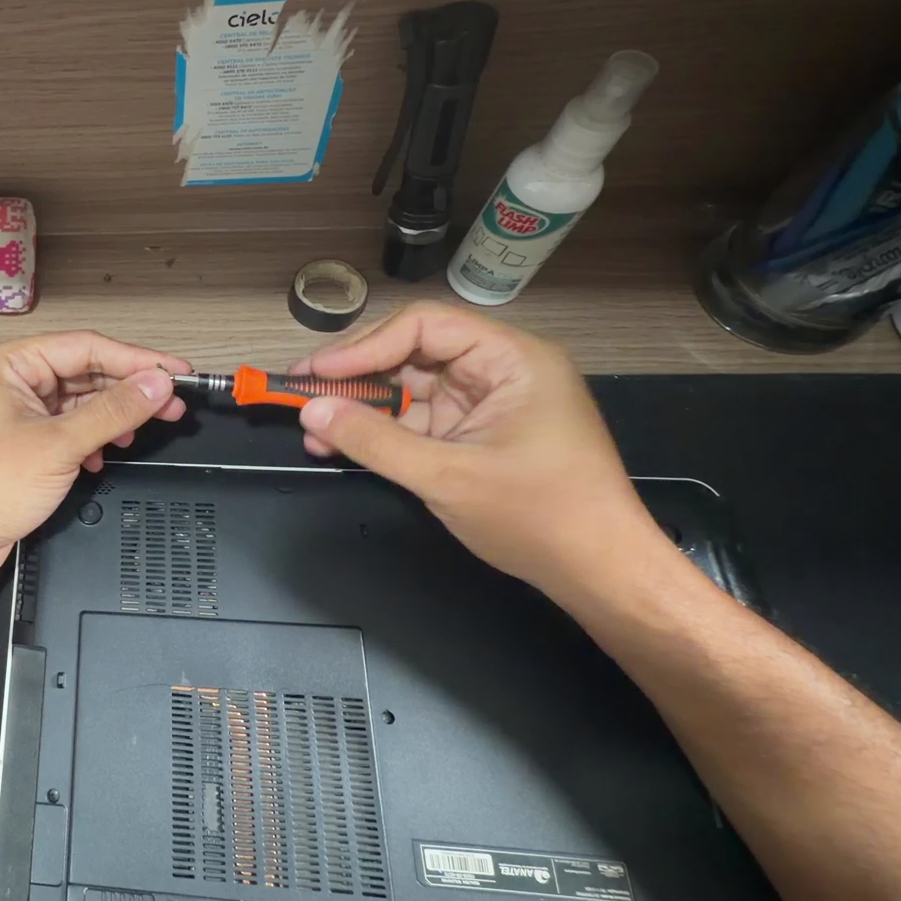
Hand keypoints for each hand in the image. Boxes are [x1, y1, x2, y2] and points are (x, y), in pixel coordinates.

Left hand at [0, 332, 188, 591]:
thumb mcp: (58, 445)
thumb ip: (112, 411)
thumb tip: (156, 384)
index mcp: (10, 364)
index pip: (86, 347)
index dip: (135, 359)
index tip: (175, 371)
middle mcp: (13, 382)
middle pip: (85, 372)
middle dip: (128, 390)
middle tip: (171, 404)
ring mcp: (18, 413)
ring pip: (81, 403)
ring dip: (112, 417)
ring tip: (140, 432)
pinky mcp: (25, 442)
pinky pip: (70, 428)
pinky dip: (92, 439)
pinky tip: (103, 456)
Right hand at [289, 301, 657, 590]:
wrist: (598, 574)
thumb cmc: (540, 517)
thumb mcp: (447, 476)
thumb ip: (374, 441)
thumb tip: (310, 411)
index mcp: (510, 360)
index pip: (425, 327)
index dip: (364, 346)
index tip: (316, 373)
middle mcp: (496, 371)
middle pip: (411, 352)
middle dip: (354, 375)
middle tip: (301, 391)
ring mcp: (482, 404)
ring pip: (406, 388)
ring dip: (359, 407)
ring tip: (312, 425)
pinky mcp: (471, 434)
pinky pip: (413, 420)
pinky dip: (376, 432)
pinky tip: (337, 443)